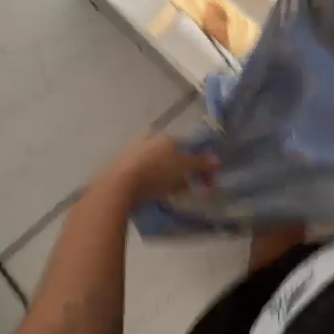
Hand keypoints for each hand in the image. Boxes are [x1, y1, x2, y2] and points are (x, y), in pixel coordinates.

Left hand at [98, 134, 218, 205]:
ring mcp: (133, 152)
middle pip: (172, 155)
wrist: (117, 187)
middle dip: (180, 171)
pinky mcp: (119, 167)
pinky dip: (147, 182)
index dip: (200, 164)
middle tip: (184, 188)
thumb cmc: (155, 174)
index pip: (190, 147)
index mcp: (167, 138)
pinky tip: (147, 194)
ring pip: (155, 164)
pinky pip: (141, 173)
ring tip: (166, 194)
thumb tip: (217, 160)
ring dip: (164, 177)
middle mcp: (150, 140)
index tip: (205, 181)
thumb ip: (201, 164)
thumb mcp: (183, 169)